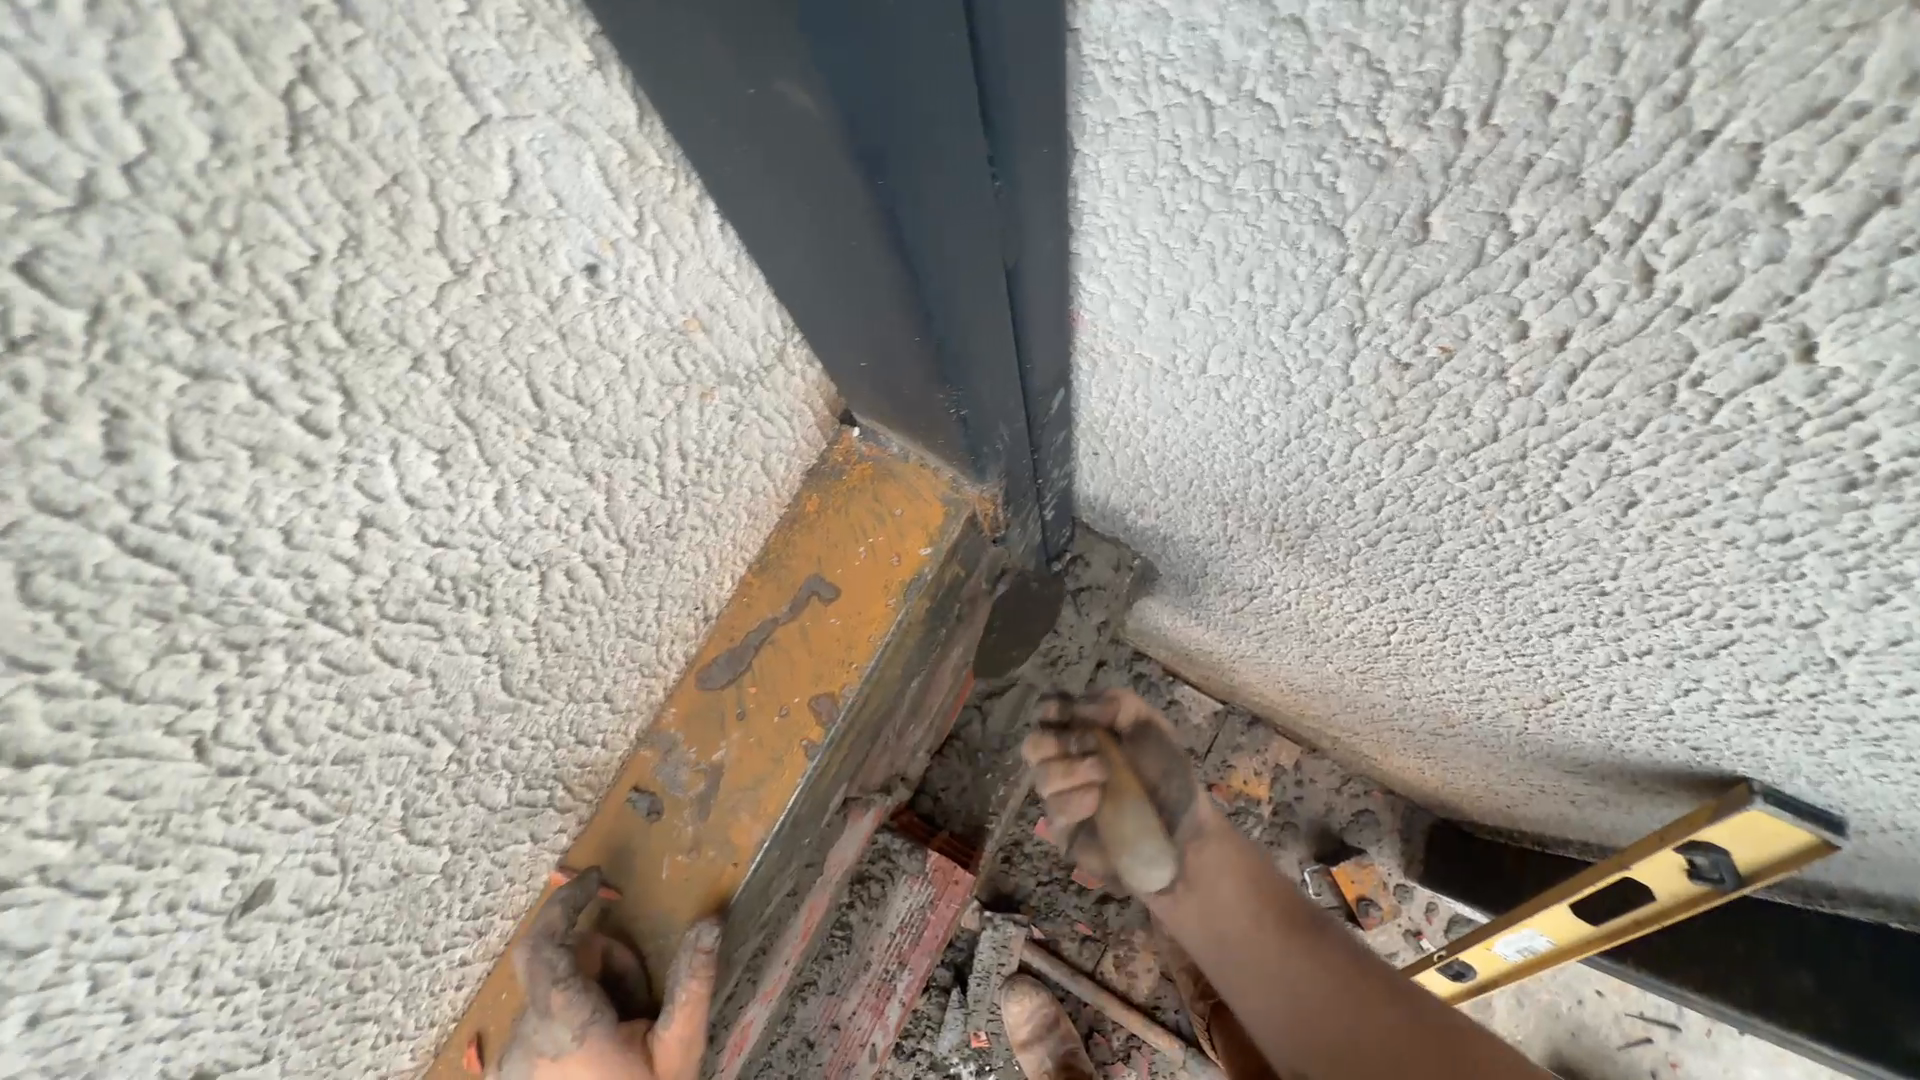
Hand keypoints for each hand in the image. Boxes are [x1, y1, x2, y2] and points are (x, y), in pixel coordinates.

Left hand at [498, 867, 720, 1079]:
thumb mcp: (678, 1052)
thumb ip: (692, 983)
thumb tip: (712, 919)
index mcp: (564, 1025)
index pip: (546, 944)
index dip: (567, 903)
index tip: (599, 879)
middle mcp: (524, 1038)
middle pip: (564, 964)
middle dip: (607, 963)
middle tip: (644, 1000)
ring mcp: (509, 1062)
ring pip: (554, 993)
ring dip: (593, 994)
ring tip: (626, 1035)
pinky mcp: (506, 1077)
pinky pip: (540, 1021)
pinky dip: (572, 1017)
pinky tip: (599, 1051)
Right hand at [1020, 689, 1207, 891]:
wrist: (1185, 829)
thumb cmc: (1168, 774)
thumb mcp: (1150, 724)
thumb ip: (1117, 702)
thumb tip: (1077, 706)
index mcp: (1084, 730)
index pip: (1046, 712)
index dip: (1050, 710)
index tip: (1066, 713)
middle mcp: (1067, 761)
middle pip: (1032, 744)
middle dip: (1057, 742)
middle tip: (1090, 745)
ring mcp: (1064, 796)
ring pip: (1041, 775)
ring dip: (1071, 770)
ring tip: (1104, 775)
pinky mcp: (1065, 830)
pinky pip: (1053, 809)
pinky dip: (1074, 800)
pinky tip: (1096, 801)